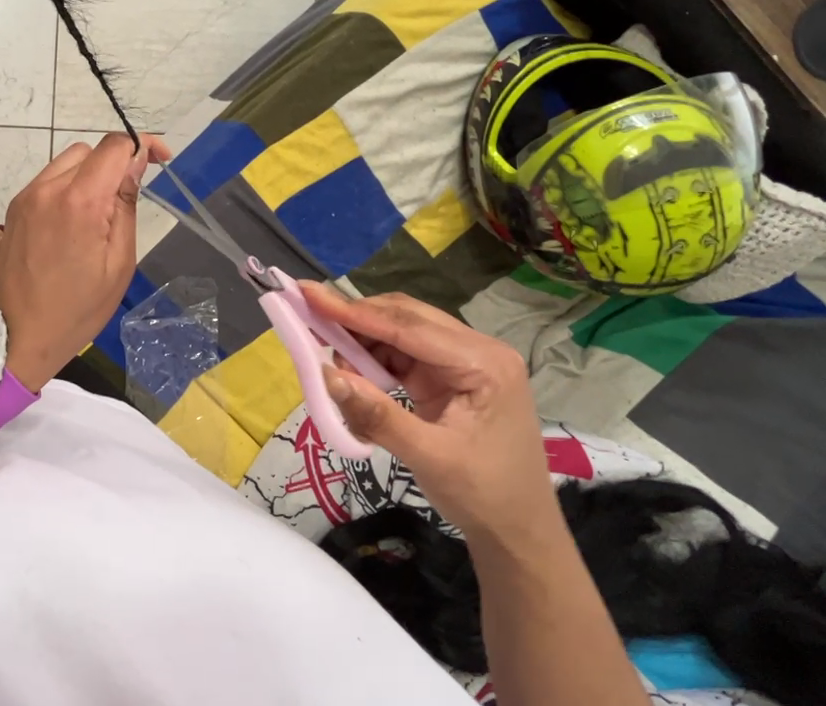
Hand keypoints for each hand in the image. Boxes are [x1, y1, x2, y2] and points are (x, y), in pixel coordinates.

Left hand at [0, 133, 168, 390]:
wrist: (20, 335)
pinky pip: (47, 181)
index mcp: (79, 201)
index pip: (114, 147)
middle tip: (129, 197)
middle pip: (89, 151)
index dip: (142, 145)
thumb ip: (126, 204)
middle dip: (114, 163)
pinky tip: (76, 221)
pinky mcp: (14, 208)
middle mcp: (47, 189)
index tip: (161, 160)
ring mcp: (26, 197)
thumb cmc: (79, 309)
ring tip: (101, 213)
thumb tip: (134, 162)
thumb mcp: (119, 262)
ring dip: (89, 174)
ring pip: (66, 162)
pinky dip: (67, 187)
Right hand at [301, 284, 557, 542]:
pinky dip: (372, 362)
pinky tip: (354, 376)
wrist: (518, 532)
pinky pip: (401, 355)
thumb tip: (326, 375)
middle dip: (354, 320)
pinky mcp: (450, 379)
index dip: (353, 310)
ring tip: (331, 363)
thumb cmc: (484, 494)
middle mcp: (477, 351)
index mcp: (483, 363)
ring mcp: (463, 363)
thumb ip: (376, 414)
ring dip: (361, 343)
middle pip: (403, 318)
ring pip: (398, 334)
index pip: (406, 326)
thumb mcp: (428, 456)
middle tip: (306, 321)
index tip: (307, 294)